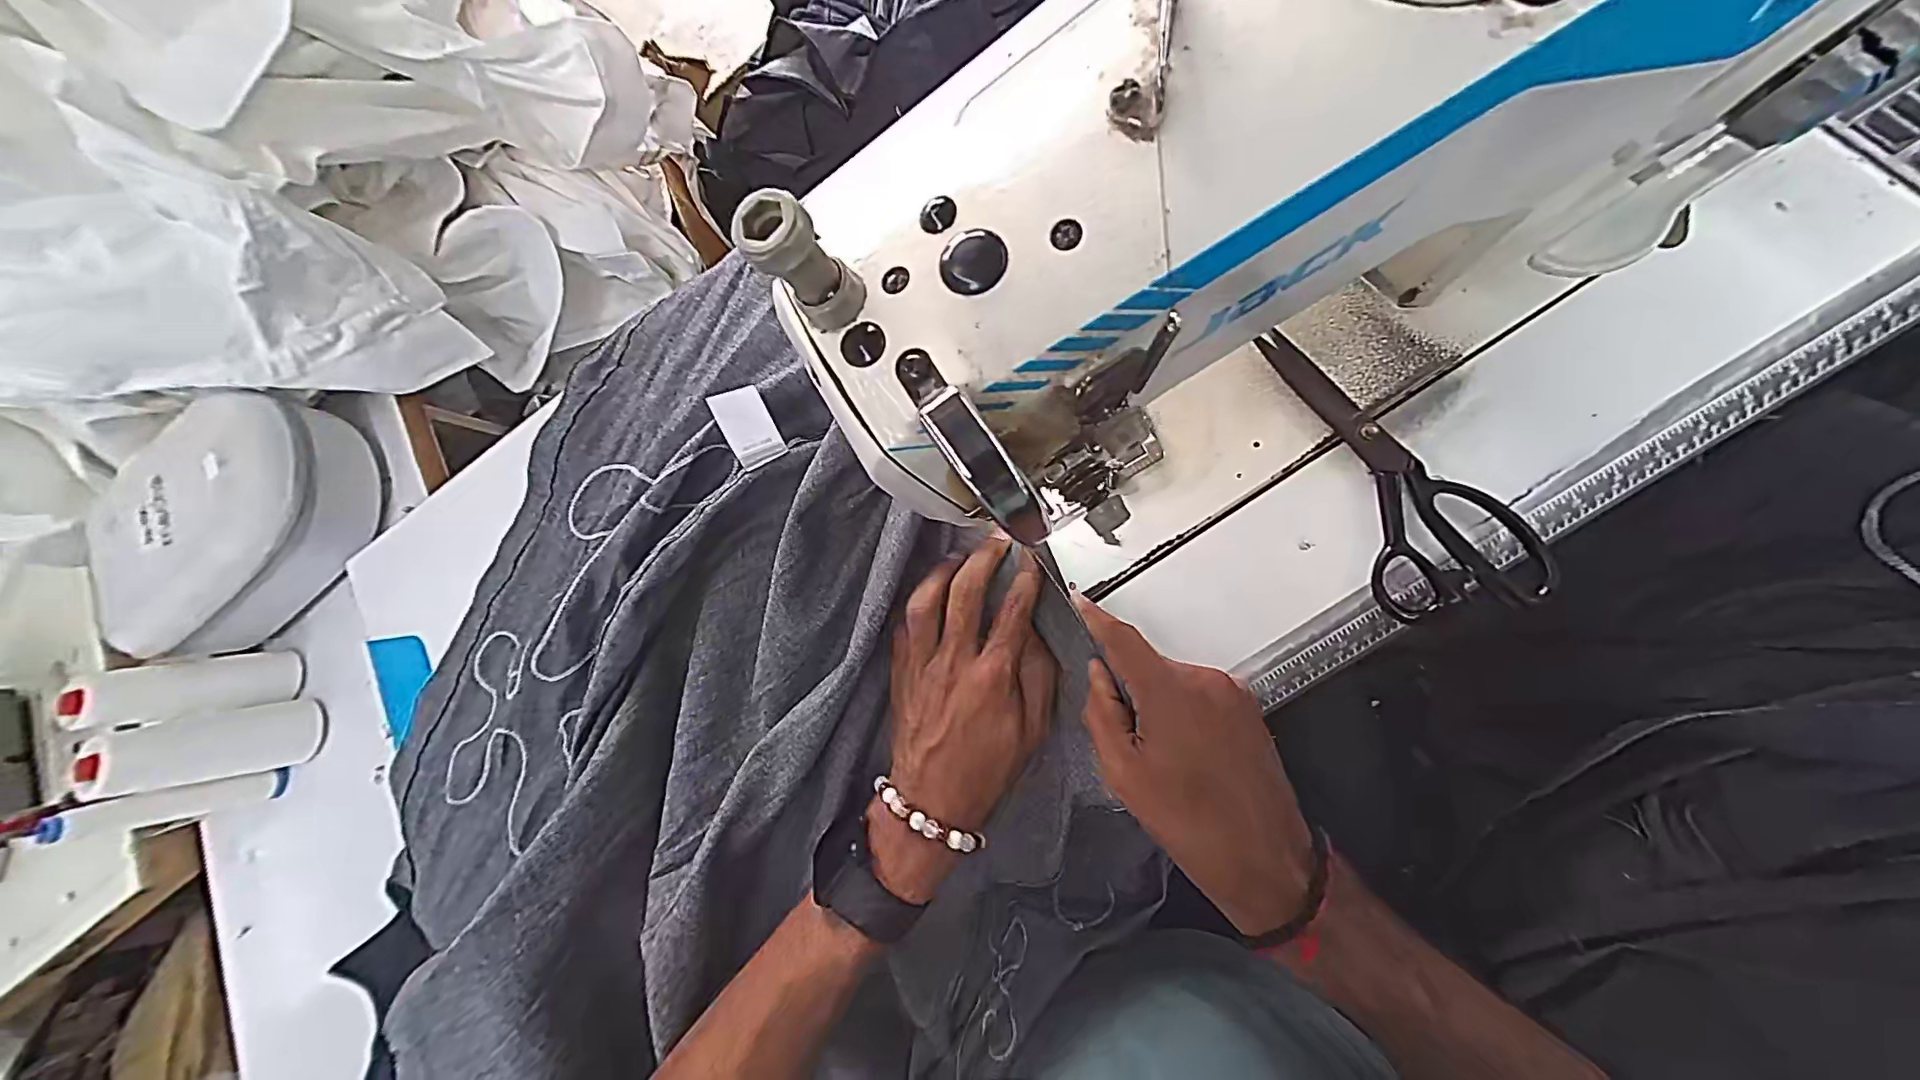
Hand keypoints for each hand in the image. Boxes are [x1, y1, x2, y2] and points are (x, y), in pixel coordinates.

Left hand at [871, 536, 1056, 903]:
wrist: (933, 801)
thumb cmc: (983, 771)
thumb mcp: (1032, 730)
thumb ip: (1038, 676)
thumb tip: (1035, 635)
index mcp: (992, 677)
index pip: (1012, 611)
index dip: (1024, 580)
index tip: (1030, 563)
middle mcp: (954, 664)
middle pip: (966, 593)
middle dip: (983, 558)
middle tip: (995, 543)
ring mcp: (923, 666)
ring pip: (926, 602)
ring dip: (943, 571)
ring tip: (958, 558)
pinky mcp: (902, 673)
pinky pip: (904, 626)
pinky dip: (917, 603)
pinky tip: (928, 594)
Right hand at [1074, 595, 1314, 936]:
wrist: (1263, 859)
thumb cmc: (1197, 825)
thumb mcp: (1123, 772)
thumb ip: (1101, 712)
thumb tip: (1098, 677)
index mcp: (1170, 693)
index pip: (1123, 639)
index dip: (1097, 617)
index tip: (1082, 602)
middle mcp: (1205, 683)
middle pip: (1148, 665)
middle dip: (1130, 690)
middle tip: (1130, 741)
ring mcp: (1230, 694)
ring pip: (1173, 681)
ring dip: (1159, 705)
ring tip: (1168, 760)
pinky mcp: (1246, 707)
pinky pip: (1199, 694)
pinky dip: (1183, 713)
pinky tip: (1188, 758)